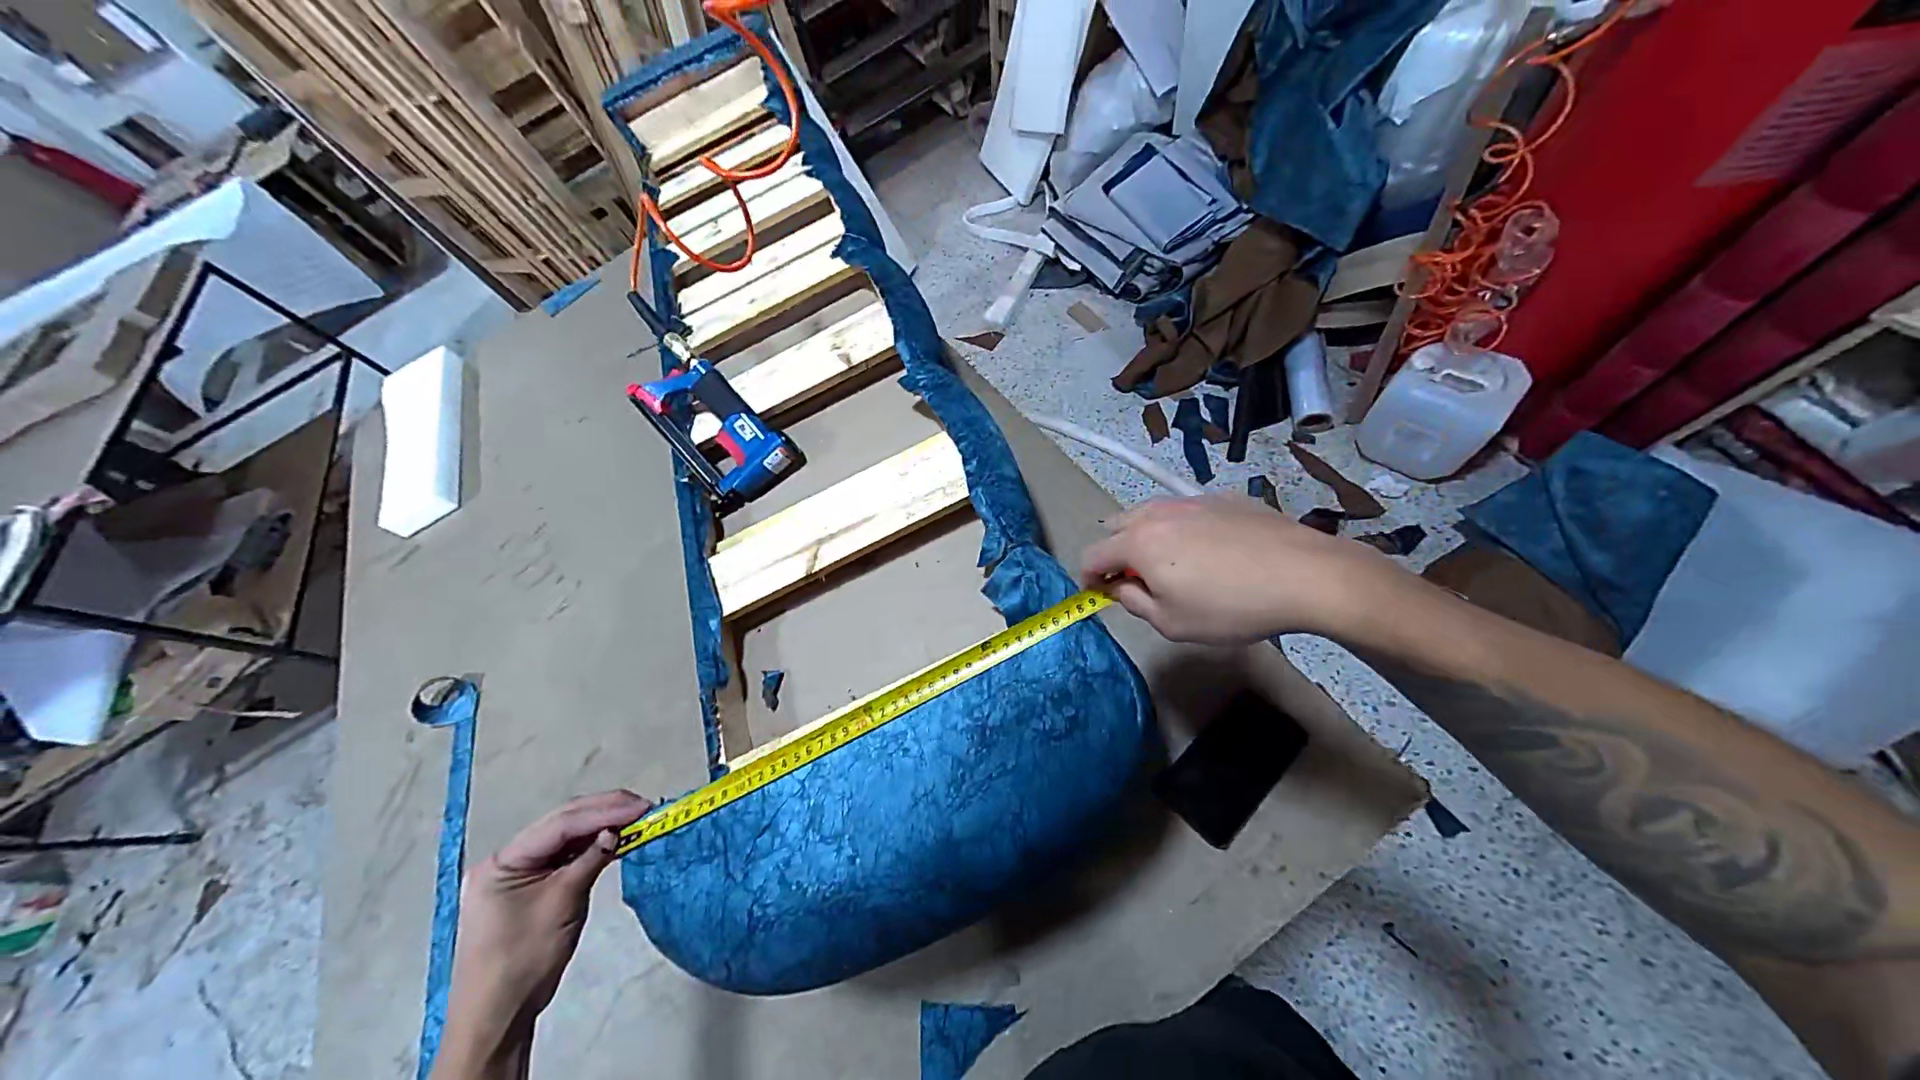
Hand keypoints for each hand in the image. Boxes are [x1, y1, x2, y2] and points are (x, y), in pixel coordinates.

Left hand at [433, 790, 651, 1078]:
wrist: (498, 1015)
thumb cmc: (525, 958)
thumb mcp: (563, 903)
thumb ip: (589, 860)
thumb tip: (617, 831)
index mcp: (503, 861)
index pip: (560, 824)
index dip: (604, 811)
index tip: (642, 807)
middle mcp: (507, 859)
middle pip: (561, 824)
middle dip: (604, 811)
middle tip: (643, 807)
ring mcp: (518, 873)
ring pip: (565, 837)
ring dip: (600, 826)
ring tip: (636, 818)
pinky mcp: (532, 886)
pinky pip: (565, 856)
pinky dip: (591, 846)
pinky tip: (615, 839)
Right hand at [1080, 495, 1405, 644]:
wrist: (1306, 575)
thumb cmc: (1231, 607)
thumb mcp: (1172, 622)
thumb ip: (1134, 602)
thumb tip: (1118, 588)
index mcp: (1138, 542)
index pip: (1093, 554)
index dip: (1088, 577)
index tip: (1097, 594)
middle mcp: (1159, 512)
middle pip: (1117, 525)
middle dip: (1114, 551)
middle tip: (1134, 579)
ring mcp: (1193, 501)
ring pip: (1152, 513)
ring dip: (1146, 536)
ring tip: (1170, 563)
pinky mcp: (1226, 499)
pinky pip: (1187, 511)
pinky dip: (1182, 528)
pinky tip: (1212, 552)